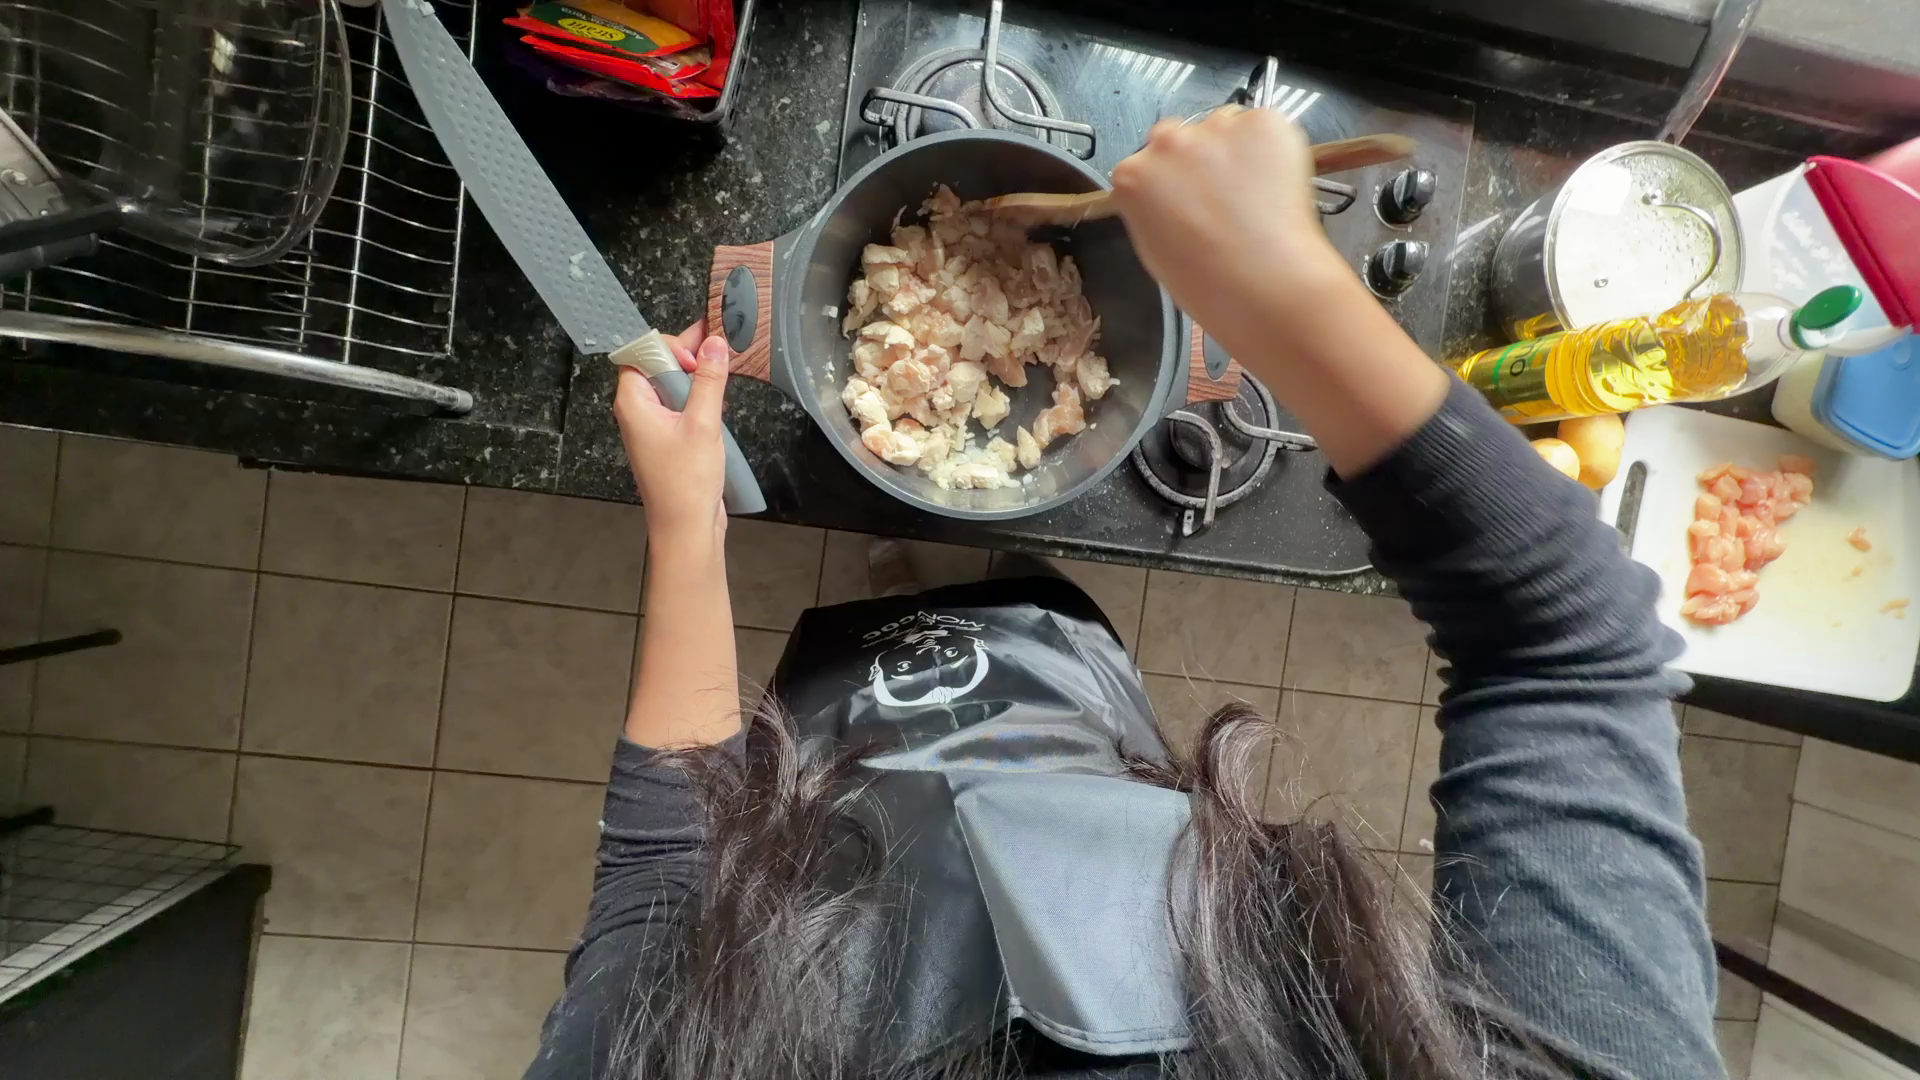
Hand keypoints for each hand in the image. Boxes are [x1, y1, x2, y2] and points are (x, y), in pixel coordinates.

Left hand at [613, 322, 730, 548]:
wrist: (686, 527)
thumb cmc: (686, 482)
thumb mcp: (703, 424)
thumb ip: (710, 381)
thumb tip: (717, 344)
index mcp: (633, 401)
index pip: (642, 353)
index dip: (671, 346)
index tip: (700, 355)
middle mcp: (638, 410)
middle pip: (657, 366)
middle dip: (688, 354)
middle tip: (720, 345)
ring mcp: (653, 425)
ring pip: (671, 386)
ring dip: (696, 376)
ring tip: (724, 367)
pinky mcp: (669, 439)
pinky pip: (680, 406)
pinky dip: (698, 397)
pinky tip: (718, 398)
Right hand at [1110, 107, 1350, 344]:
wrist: (1258, 279)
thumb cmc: (1205, 280)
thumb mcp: (1153, 250)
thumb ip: (1152, 209)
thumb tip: (1168, 198)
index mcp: (1132, 177)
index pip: (1141, 165)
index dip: (1163, 184)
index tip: (1177, 200)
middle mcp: (1167, 144)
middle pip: (1175, 137)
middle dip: (1191, 160)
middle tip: (1214, 197)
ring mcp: (1214, 127)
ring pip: (1221, 127)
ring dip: (1230, 152)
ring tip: (1246, 198)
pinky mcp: (1259, 122)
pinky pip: (1261, 127)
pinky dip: (1267, 150)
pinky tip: (1268, 187)